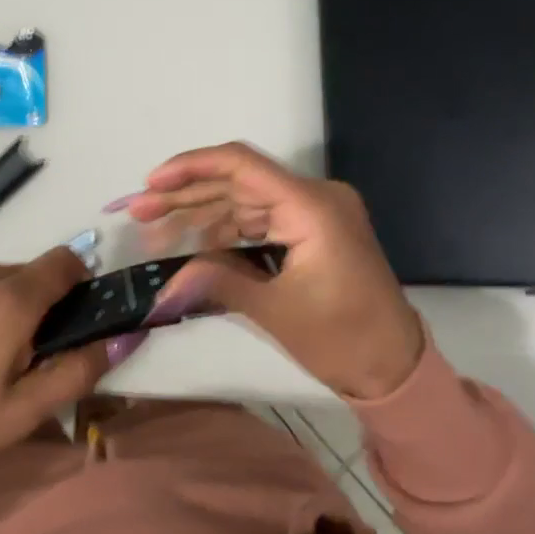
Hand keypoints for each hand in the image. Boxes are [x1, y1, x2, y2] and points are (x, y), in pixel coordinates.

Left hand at [0, 248, 123, 488]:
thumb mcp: (21, 413)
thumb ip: (77, 371)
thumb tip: (120, 338)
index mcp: (10, 300)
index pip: (65, 261)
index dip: (81, 285)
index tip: (76, 322)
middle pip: (32, 274)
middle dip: (42, 306)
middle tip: (26, 358)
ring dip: (8, 307)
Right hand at [123, 143, 424, 399]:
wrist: (395, 367)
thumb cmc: (343, 339)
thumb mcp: (275, 311)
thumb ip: (218, 280)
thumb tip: (165, 281)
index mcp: (312, 207)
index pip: (242, 166)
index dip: (191, 168)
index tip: (151, 184)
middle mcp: (314, 197)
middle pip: (238, 182)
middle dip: (186, 195)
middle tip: (138, 211)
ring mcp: (314, 213)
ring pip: (244, 201)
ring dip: (200, 213)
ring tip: (154, 228)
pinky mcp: (310, 231)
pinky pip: (260, 220)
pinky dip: (226, 230)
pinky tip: (190, 242)